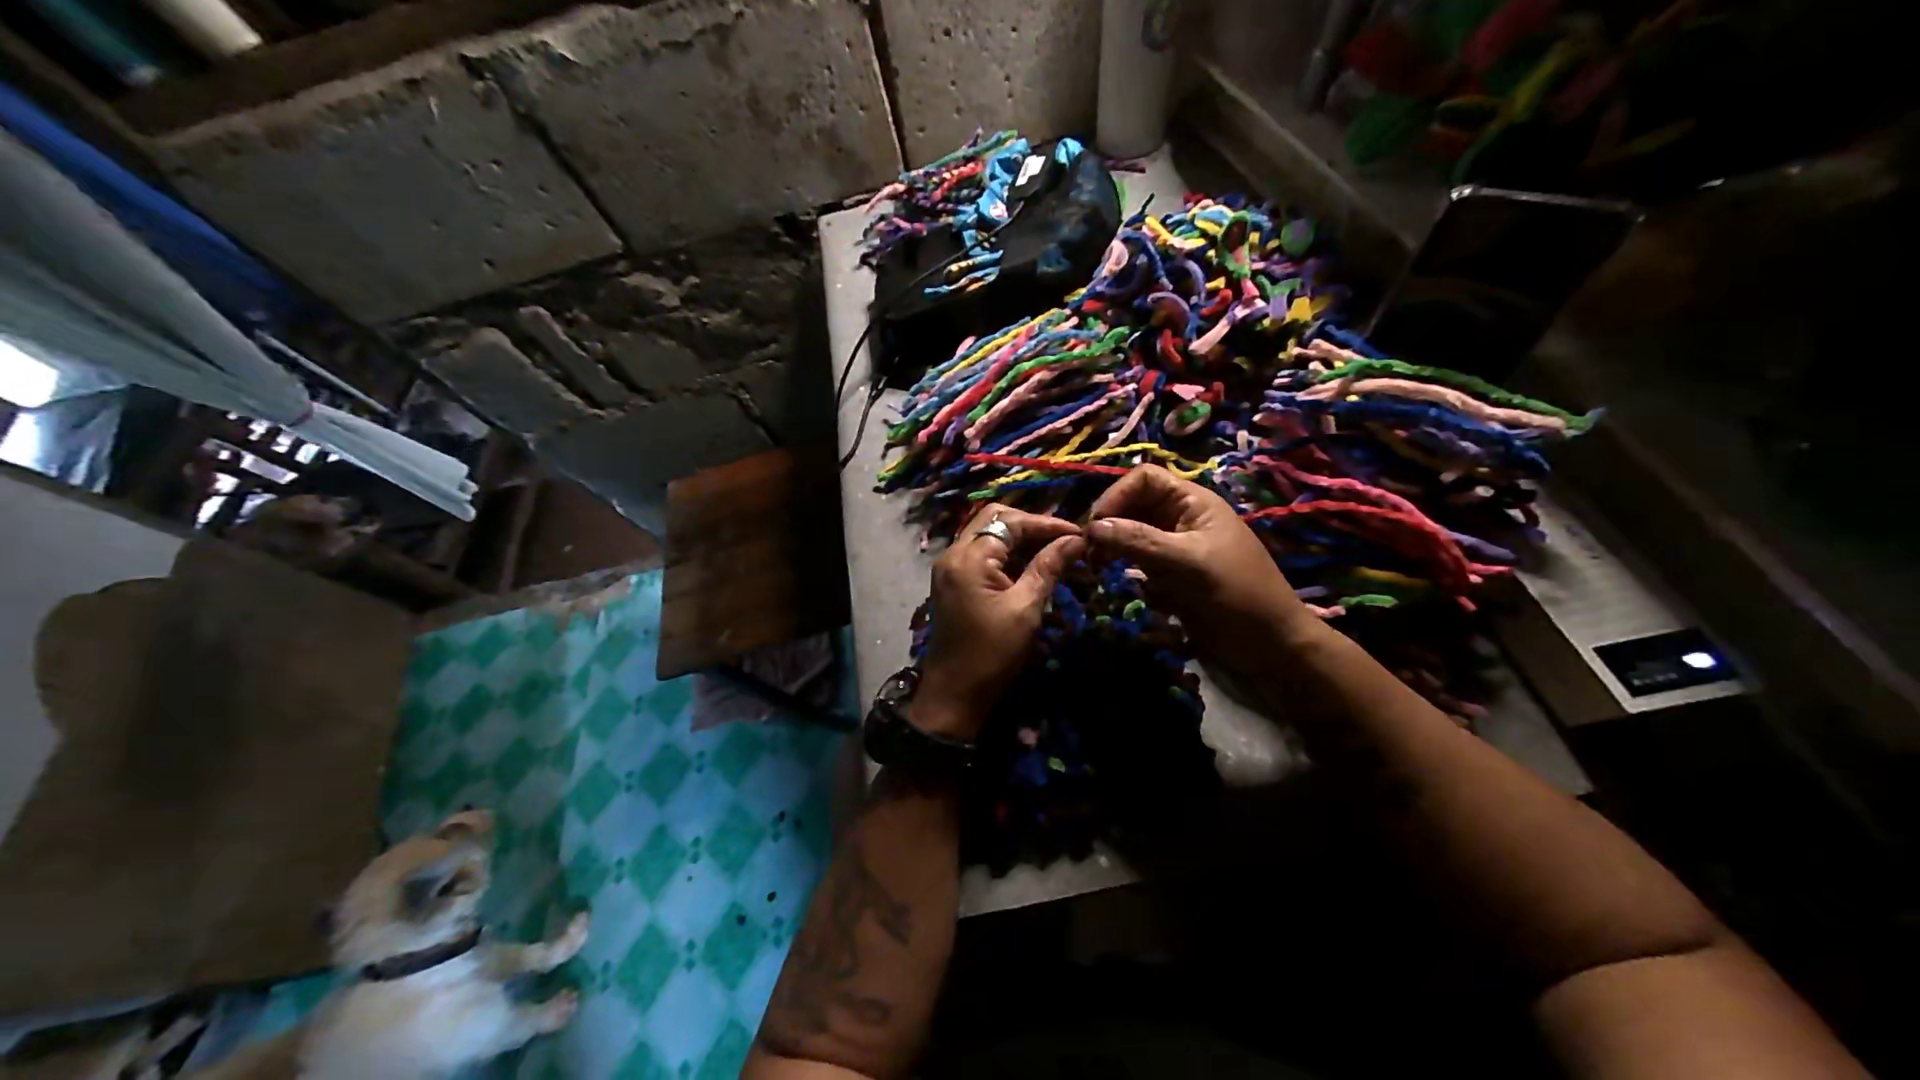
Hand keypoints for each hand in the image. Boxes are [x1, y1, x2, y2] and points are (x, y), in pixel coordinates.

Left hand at [917, 504, 1085, 739]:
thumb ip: (1048, 568)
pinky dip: (1006, 554)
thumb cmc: (992, 654)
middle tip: (1064, 540)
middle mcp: (953, 555)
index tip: (1079, 534)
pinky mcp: (953, 582)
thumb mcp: (1026, 610)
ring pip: (987, 535)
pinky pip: (981, 554)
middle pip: (994, 520)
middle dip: (1031, 525)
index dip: (1047, 524)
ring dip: (1019, 539)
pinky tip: (1032, 565)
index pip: (1010, 522)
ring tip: (1054, 550)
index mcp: (968, 558)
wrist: (954, 695)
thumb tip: (1076, 539)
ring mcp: (950, 568)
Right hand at [1086, 466, 1317, 667]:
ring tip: (1095, 566)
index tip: (1094, 527)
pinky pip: (1136, 559)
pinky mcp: (1169, 573)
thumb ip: (1139, 541)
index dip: (1115, 496)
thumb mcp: (1187, 563)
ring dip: (1111, 546)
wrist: (1269, 644)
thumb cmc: (1237, 593)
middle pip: (1132, 504)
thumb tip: (1091, 527)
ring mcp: (1173, 546)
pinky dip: (1121, 565)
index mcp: (1193, 501)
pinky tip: (1111, 578)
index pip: (1143, 479)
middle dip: (1109, 523)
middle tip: (1088, 552)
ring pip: (1130, 533)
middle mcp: (1180, 517)